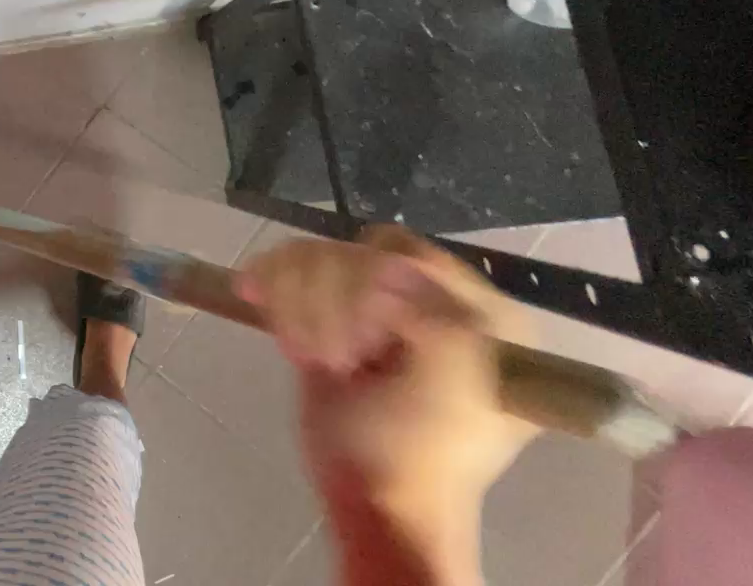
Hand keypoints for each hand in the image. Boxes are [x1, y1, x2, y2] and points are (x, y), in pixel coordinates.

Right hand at [237, 225, 535, 520]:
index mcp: (482, 312)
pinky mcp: (324, 309)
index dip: (370, 290)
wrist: (374, 503)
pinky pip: (284, 268)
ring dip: (295, 303)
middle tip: (335, 364)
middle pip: (349, 251)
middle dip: (328, 304)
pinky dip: (271, 290)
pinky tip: (274, 325)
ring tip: (308, 356)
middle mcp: (429, 296)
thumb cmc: (418, 454)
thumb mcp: (450, 386)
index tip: (365, 349)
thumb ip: (433, 315)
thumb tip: (377, 268)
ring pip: (310, 256)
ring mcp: (371, 303)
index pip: (407, 254)